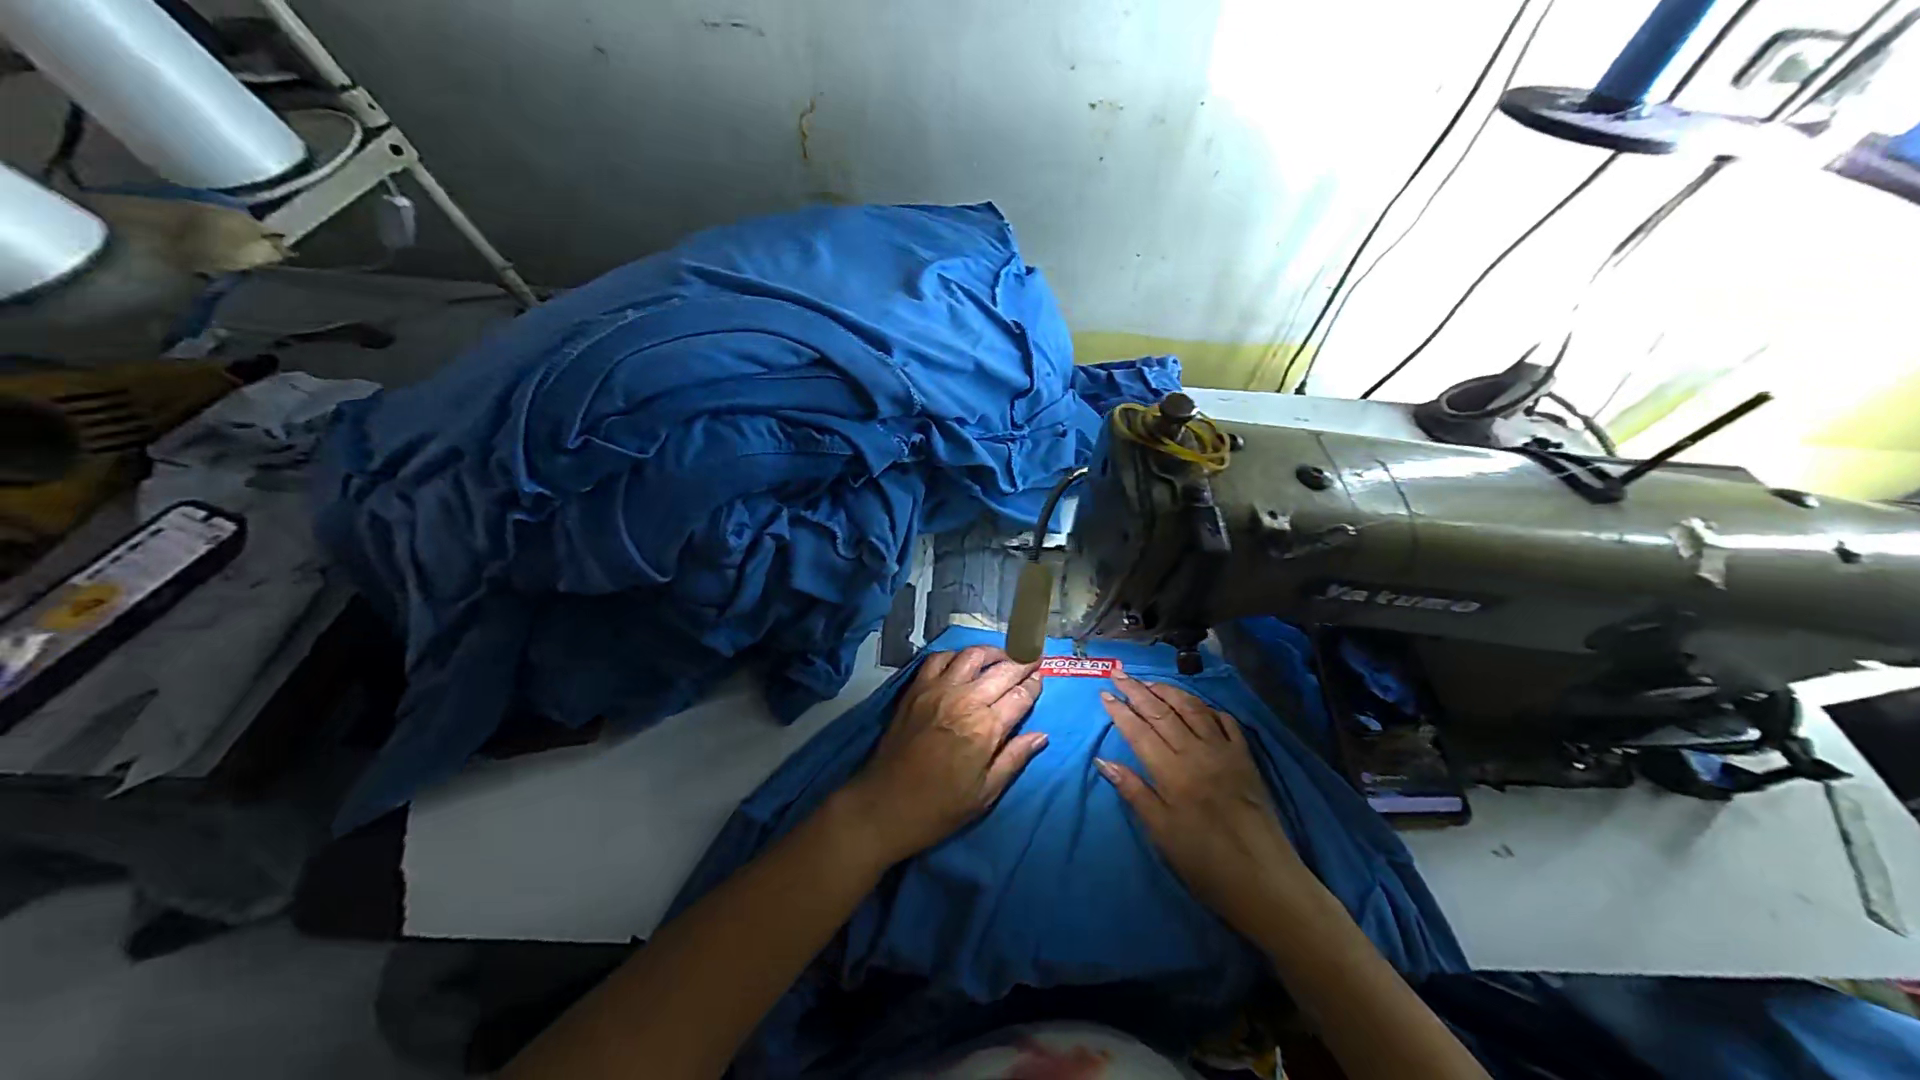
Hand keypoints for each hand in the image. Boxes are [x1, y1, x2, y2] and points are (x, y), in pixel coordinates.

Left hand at [835, 645, 1048, 863]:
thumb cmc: (939, 808)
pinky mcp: (915, 689)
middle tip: (1033, 659)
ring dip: (993, 653)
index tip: (1042, 679)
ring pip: (972, 656)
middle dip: (1022, 662)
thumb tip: (1041, 735)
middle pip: (1002, 670)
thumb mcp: (985, 794)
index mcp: (986, 728)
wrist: (884, 805)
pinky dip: (956, 655)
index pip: (1021, 695)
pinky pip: (939, 659)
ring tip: (1003, 656)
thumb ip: (1014, 759)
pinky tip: (964, 662)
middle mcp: (965, 700)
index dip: (1035, 685)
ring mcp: (937, 690)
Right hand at [1095, 673, 1308, 937]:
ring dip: (1170, 692)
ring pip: (1194, 710)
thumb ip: (1135, 792)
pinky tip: (1198, 705)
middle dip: (1138, 691)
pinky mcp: (1247, 760)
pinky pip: (1227, 723)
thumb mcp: (1162, 833)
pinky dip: (1209, 709)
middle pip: (1163, 713)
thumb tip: (1104, 761)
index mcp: (1173, 772)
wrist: (1266, 883)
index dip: (1120, 711)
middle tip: (1119, 674)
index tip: (1104, 694)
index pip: (1140, 731)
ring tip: (1151, 682)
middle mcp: (1198, 753)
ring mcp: (1225, 753)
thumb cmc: (1205, 864)